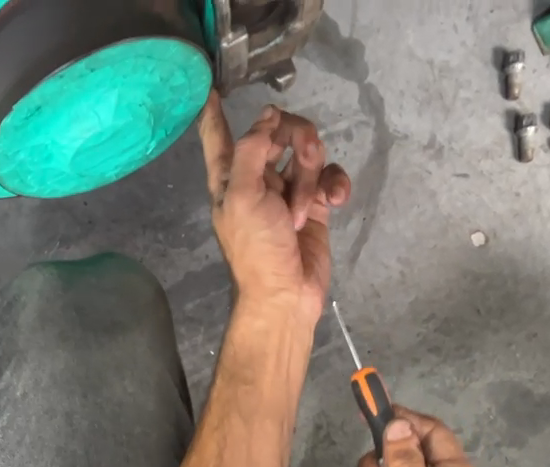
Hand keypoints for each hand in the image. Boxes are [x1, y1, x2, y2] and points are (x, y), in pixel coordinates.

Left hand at [199, 93, 350, 322]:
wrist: (285, 294)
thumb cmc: (256, 249)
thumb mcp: (242, 196)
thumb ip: (251, 150)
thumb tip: (268, 118)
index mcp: (228, 178)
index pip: (217, 136)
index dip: (214, 112)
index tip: (213, 89)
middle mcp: (256, 180)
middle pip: (276, 131)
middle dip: (294, 137)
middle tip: (303, 155)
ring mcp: (286, 192)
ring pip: (306, 153)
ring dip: (312, 173)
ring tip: (305, 209)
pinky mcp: (313, 205)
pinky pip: (329, 177)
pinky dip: (335, 184)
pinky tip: (336, 201)